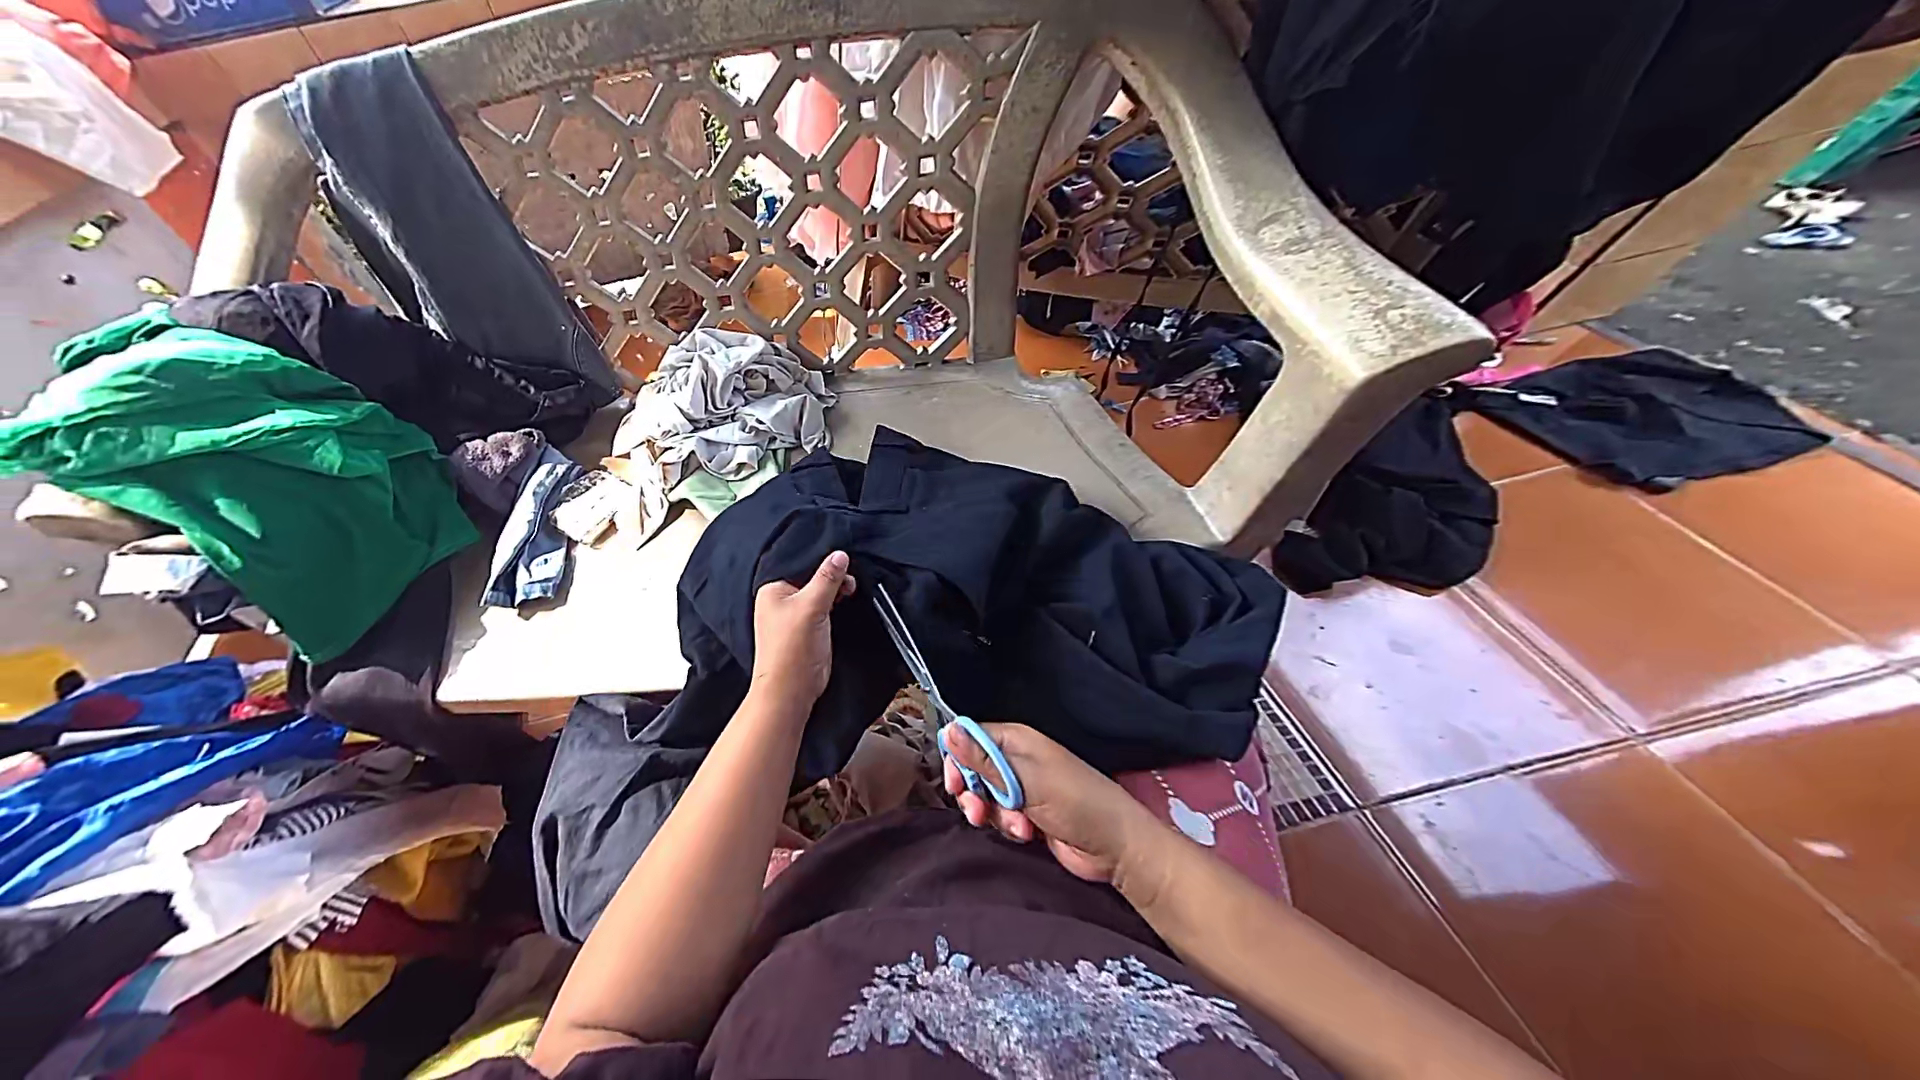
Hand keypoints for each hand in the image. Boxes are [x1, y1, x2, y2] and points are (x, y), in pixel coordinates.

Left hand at [750, 551, 854, 702]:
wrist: (791, 690)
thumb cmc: (791, 650)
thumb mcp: (812, 606)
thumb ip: (827, 578)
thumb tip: (839, 556)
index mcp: (772, 589)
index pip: (799, 563)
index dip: (821, 560)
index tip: (842, 560)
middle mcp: (780, 600)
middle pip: (811, 577)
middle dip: (831, 577)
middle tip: (848, 580)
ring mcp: (794, 615)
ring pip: (819, 592)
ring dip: (835, 591)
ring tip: (849, 591)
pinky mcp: (807, 628)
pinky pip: (823, 607)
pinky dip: (835, 603)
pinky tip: (845, 601)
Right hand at [943, 722, 1164, 888]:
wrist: (1113, 845)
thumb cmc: (1074, 801)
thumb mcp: (1025, 779)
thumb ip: (984, 759)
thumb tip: (949, 730)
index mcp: (1016, 740)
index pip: (971, 739)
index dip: (958, 759)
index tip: (955, 784)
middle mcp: (1017, 759)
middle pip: (973, 770)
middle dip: (973, 793)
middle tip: (978, 810)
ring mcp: (1022, 788)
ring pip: (984, 797)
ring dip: (993, 813)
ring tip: (1016, 824)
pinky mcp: (1026, 814)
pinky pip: (999, 816)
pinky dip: (1007, 826)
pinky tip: (1026, 833)